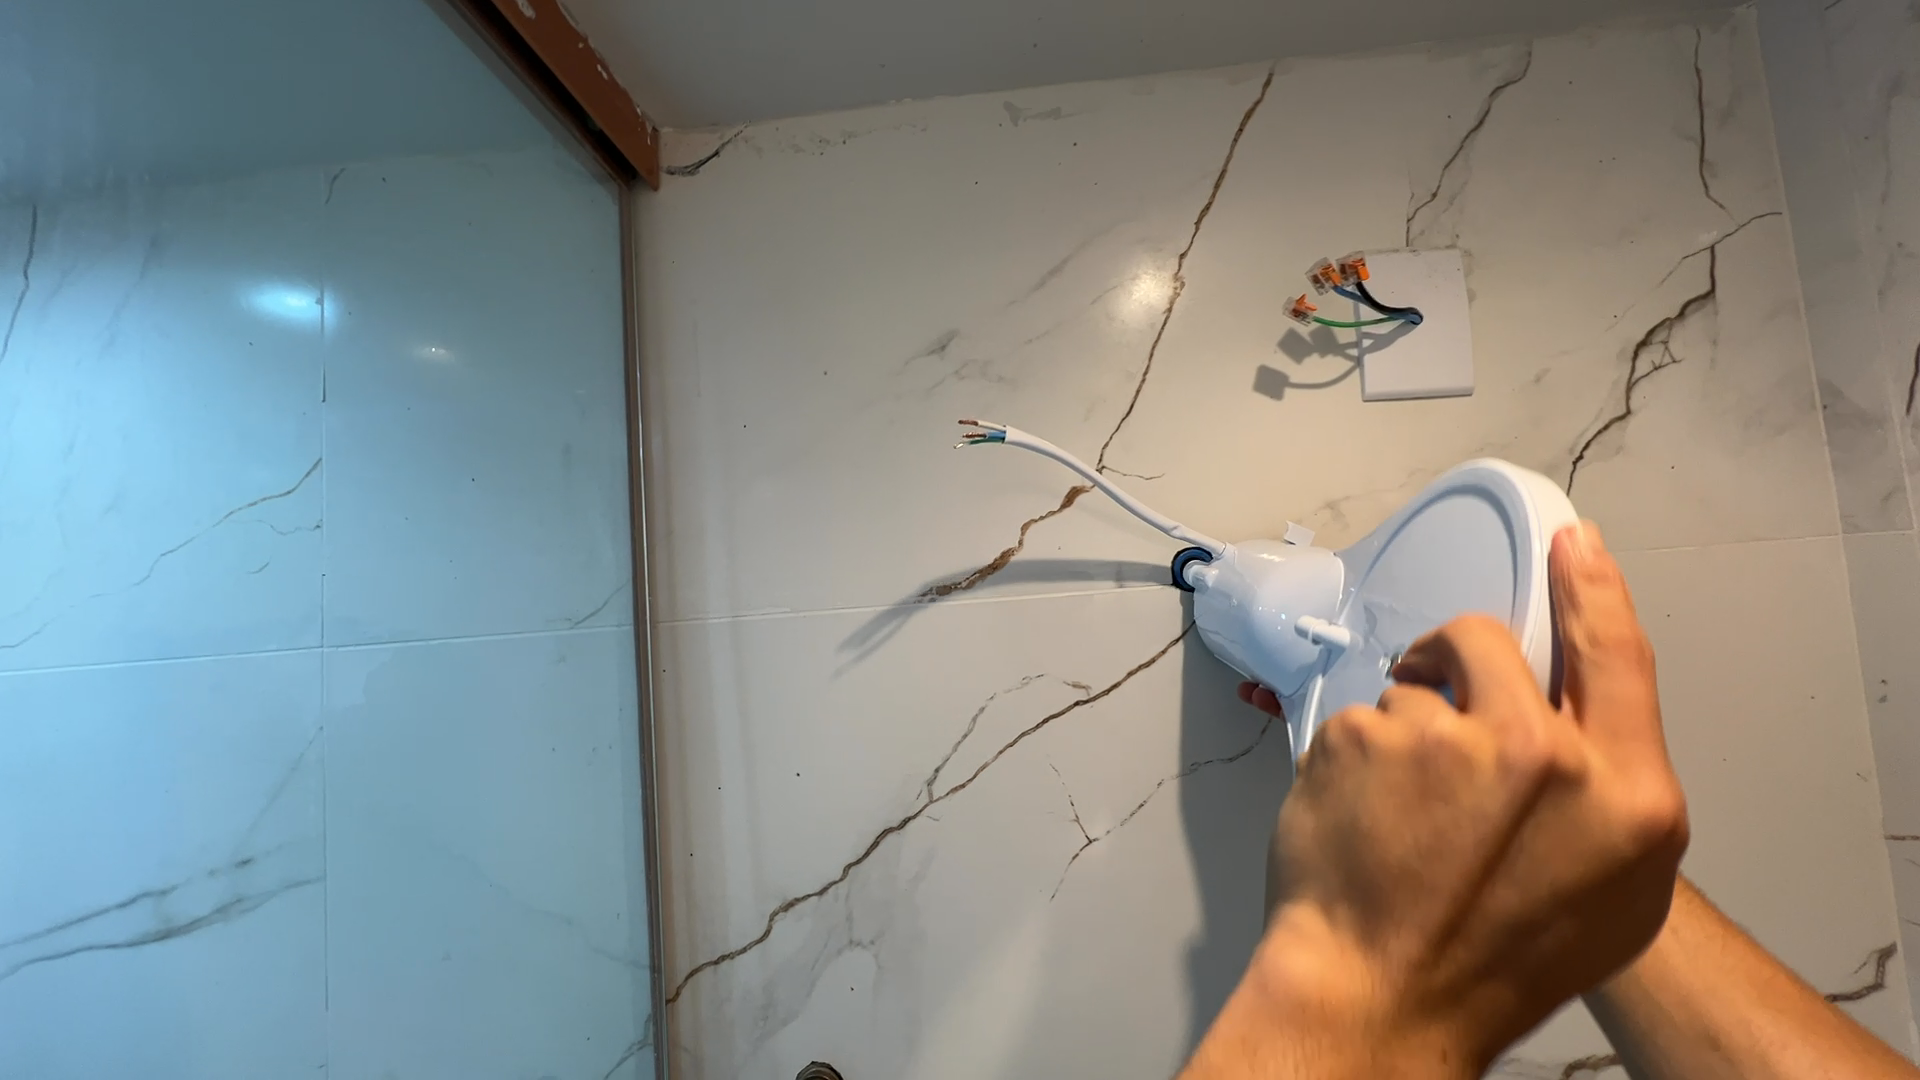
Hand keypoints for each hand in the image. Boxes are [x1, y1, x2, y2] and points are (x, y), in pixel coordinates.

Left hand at [1216, 522, 1688, 1075]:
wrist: (1383, 987)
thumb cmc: (1493, 952)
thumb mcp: (1602, 882)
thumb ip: (1593, 787)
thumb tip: (1559, 721)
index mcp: (1625, 793)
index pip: (1616, 658)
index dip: (1595, 590)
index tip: (1574, 542)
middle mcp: (1540, 754)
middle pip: (1483, 642)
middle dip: (1448, 659)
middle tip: (1425, 690)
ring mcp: (1442, 738)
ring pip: (1409, 689)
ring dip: (1397, 730)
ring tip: (1392, 806)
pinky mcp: (1362, 735)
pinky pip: (1355, 718)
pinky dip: (1350, 754)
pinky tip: (1354, 811)